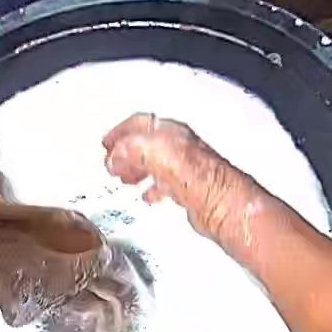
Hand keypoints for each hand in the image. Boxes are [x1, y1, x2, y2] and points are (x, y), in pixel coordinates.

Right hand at [102, 115, 266, 244]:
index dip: (120, 133)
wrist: (224, 208)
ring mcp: (186, 169)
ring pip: (154, 162)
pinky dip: (151, 186)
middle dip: (125, 151)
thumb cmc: (202, 182)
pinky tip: (148, 195)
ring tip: (123, 177)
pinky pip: (164, 182)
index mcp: (172, 135)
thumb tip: (116, 154)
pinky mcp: (190, 190)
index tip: (106, 144)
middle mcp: (180, 148)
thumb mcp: (160, 155)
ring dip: (135, 167)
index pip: (140, 124)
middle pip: (146, 142)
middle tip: (111, 161)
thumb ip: (134, 149)